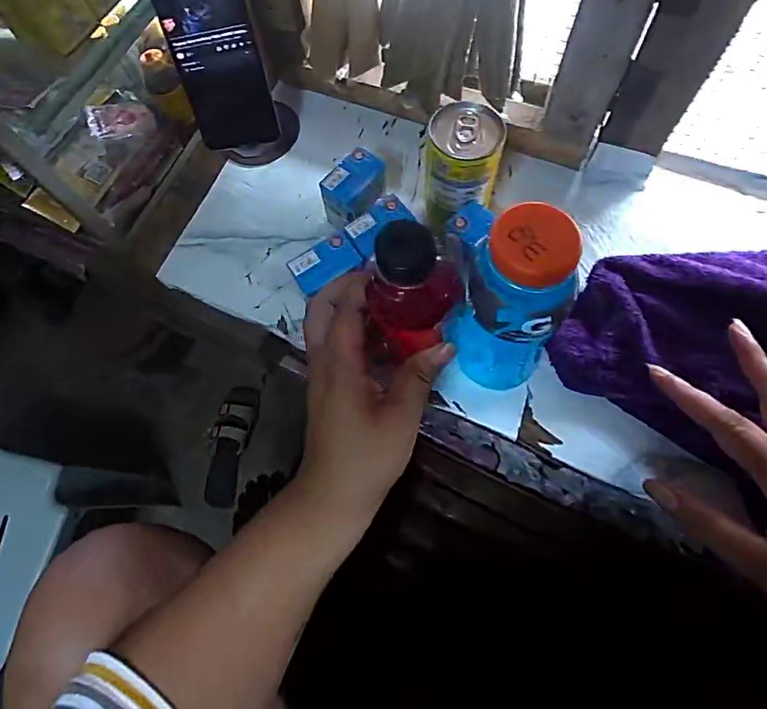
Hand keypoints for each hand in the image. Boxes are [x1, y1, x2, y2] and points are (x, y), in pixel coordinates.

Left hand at [295, 272, 452, 528]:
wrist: (331, 498)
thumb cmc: (366, 459)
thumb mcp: (401, 417)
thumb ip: (419, 376)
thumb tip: (446, 343)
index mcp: (338, 363)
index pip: (344, 308)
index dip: (361, 283)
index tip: (387, 268)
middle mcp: (323, 361)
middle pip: (320, 308)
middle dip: (343, 285)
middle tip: (378, 278)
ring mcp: (321, 374)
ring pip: (324, 325)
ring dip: (347, 306)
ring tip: (386, 301)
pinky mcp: (327, 387)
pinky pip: (333, 344)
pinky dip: (352, 329)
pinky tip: (384, 338)